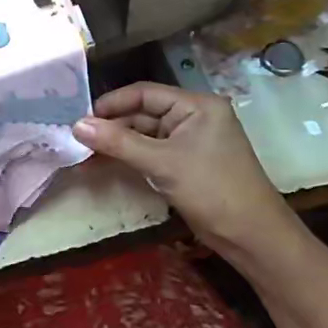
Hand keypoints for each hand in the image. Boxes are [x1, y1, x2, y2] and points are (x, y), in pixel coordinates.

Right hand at [72, 82, 296, 249]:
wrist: (251, 235)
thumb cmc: (211, 189)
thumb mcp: (161, 163)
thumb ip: (118, 142)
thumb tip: (76, 125)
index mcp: (197, 105)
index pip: (146, 93)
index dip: (112, 103)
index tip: (81, 118)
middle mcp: (195, 117)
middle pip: (144, 113)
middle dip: (113, 125)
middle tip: (78, 138)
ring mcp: (192, 142)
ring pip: (147, 134)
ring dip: (119, 142)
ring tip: (86, 151)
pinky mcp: (187, 164)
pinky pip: (153, 152)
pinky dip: (132, 157)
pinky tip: (107, 162)